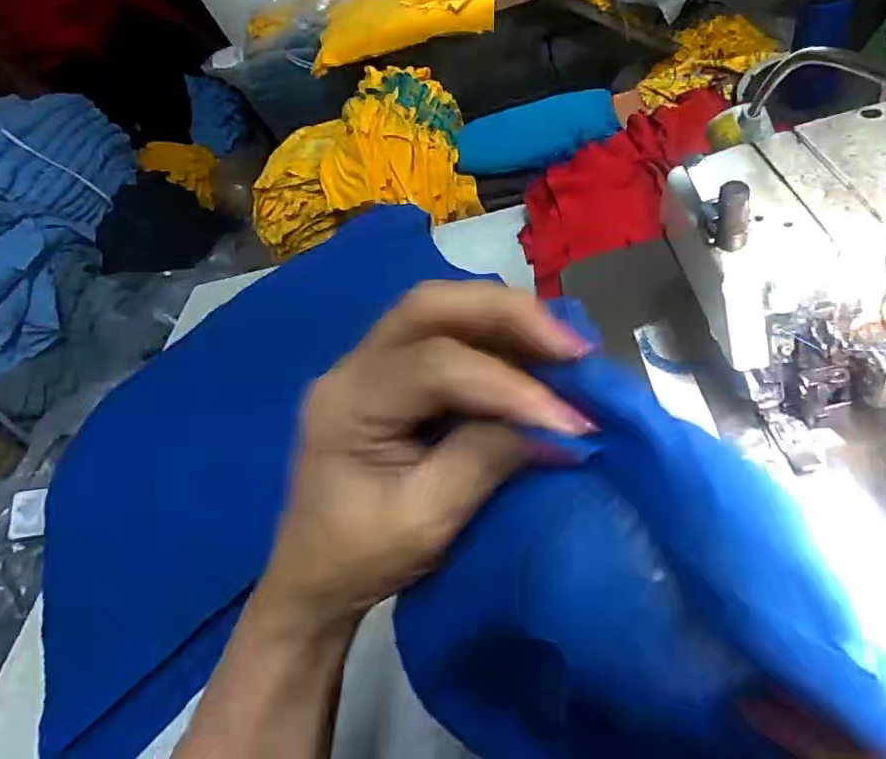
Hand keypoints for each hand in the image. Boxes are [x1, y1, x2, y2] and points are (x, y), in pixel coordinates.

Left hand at [254, 282, 595, 629]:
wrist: (313, 580)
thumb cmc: (360, 558)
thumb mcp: (427, 521)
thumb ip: (488, 459)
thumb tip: (556, 424)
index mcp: (348, 402)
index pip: (435, 366)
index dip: (509, 386)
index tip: (570, 421)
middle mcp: (354, 365)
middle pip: (432, 305)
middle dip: (509, 315)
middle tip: (571, 348)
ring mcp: (370, 362)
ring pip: (442, 308)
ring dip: (507, 320)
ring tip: (563, 349)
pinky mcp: (392, 371)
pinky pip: (447, 333)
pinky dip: (496, 338)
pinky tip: (533, 356)